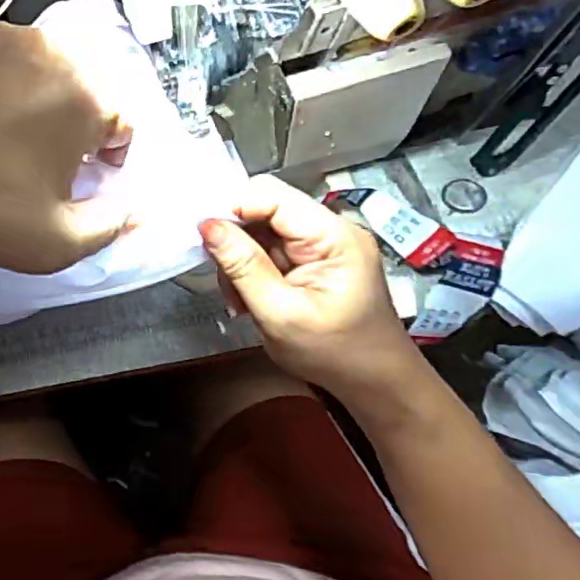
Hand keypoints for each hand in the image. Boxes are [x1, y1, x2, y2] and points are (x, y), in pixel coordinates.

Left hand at [0, 19, 133, 273]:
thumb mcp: (55, 244)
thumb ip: (110, 226)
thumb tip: (134, 210)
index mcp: (84, 95)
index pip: (122, 120)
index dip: (108, 154)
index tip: (82, 178)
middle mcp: (45, 48)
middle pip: (78, 88)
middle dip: (70, 124)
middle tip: (33, 162)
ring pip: (31, 66)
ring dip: (28, 96)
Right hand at [199, 175, 423, 394]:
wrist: (374, 382)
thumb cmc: (338, 355)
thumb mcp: (280, 314)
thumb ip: (243, 266)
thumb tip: (209, 226)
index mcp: (333, 237)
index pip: (272, 196)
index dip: (233, 208)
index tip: (205, 234)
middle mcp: (330, 230)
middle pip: (265, 209)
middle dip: (235, 241)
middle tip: (225, 278)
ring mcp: (322, 244)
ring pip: (261, 230)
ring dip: (241, 261)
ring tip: (240, 299)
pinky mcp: (313, 258)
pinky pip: (269, 249)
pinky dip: (252, 271)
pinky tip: (250, 298)